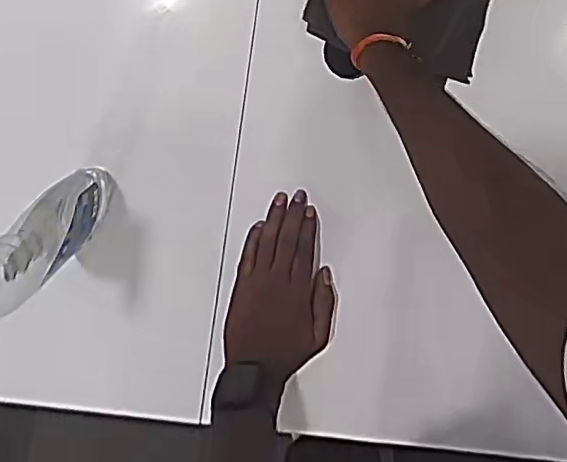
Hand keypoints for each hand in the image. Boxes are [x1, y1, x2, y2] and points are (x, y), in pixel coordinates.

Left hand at [222, 190, 335, 395]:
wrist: (253, 368)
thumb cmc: (284, 353)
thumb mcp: (317, 335)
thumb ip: (324, 303)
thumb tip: (324, 275)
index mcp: (297, 290)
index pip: (305, 249)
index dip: (308, 227)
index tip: (309, 212)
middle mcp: (278, 279)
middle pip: (288, 238)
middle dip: (294, 214)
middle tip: (297, 197)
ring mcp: (258, 279)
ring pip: (268, 239)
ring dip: (275, 217)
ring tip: (280, 200)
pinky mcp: (242, 283)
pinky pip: (248, 253)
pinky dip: (254, 237)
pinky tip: (259, 225)